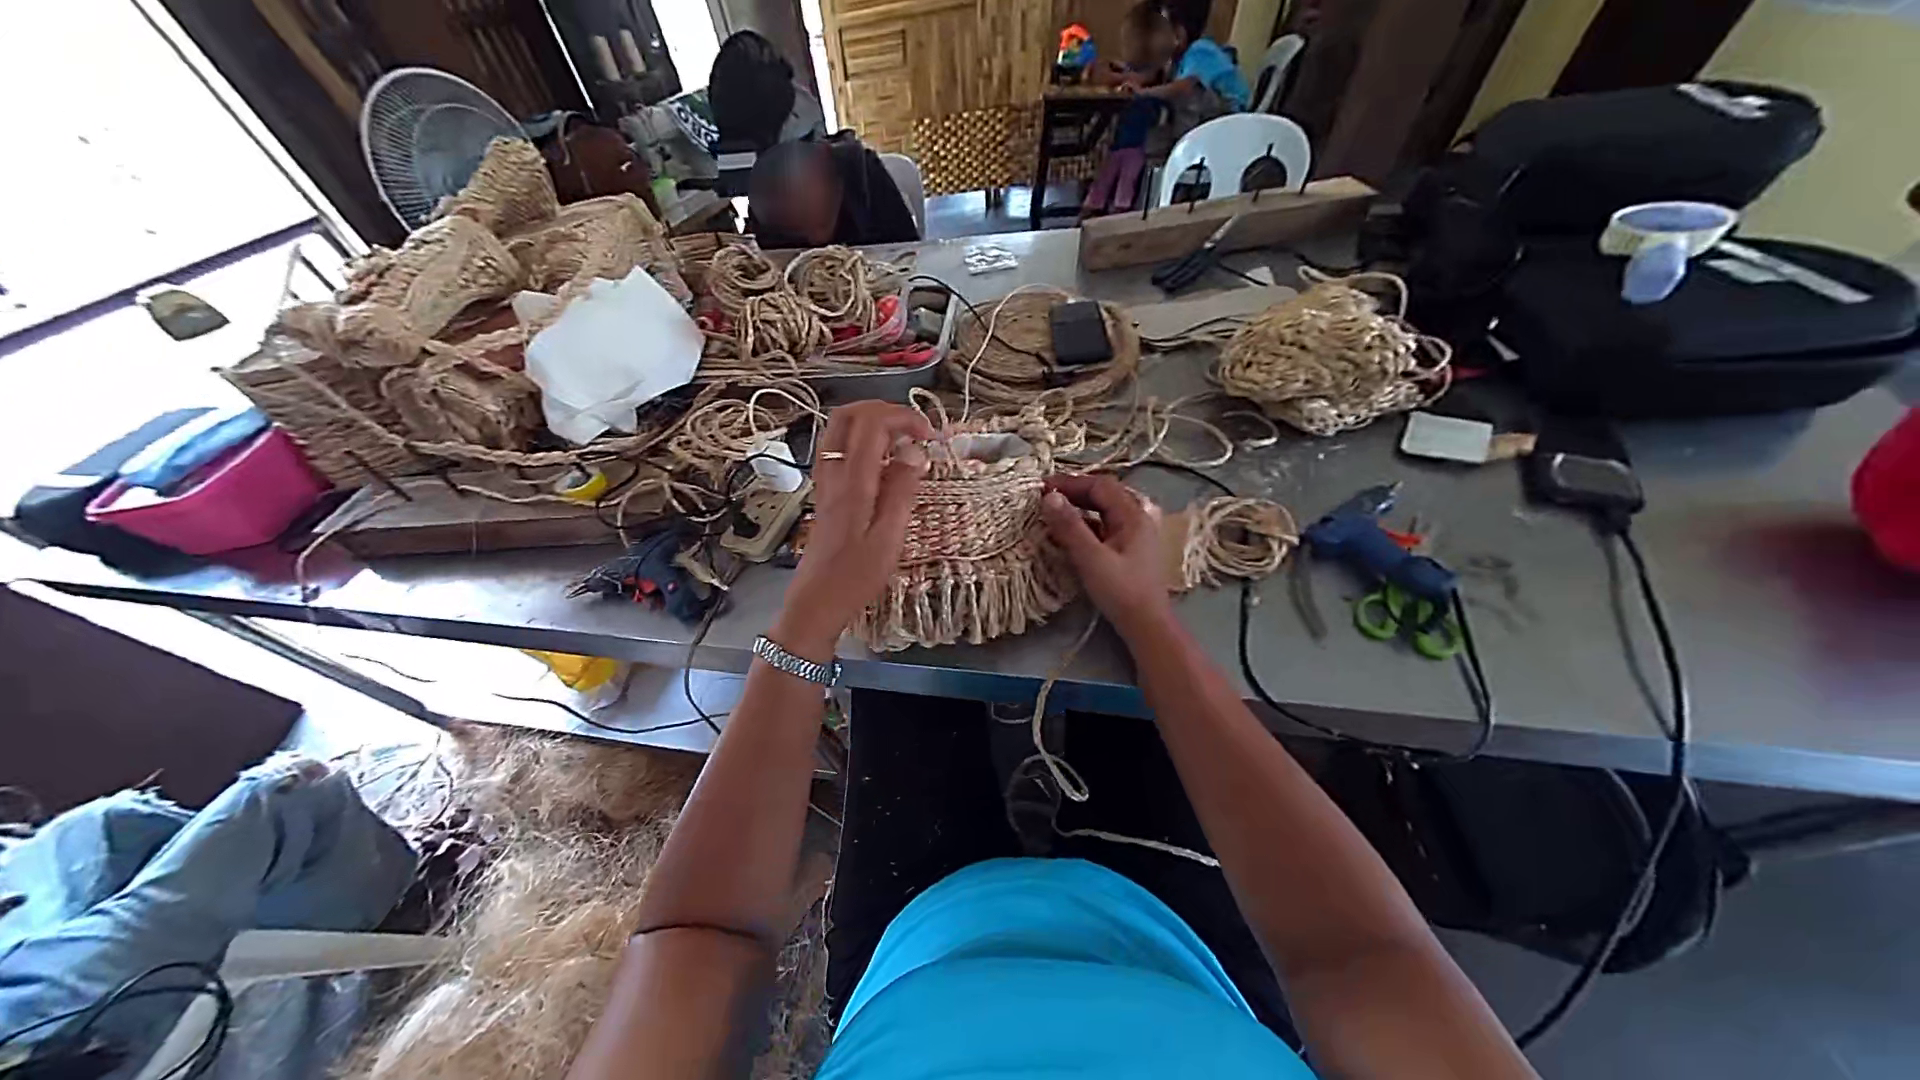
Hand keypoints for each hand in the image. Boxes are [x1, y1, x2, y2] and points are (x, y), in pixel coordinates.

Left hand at [773, 402, 932, 660]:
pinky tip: (883, 462)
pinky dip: (863, 441)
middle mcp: (833, 473)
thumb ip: (902, 490)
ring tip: (901, 440)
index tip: (929, 435)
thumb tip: (915, 451)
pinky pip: (838, 449)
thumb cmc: (856, 576)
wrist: (816, 601)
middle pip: (848, 415)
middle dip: (884, 410)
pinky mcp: (825, 491)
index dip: (903, 417)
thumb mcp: (889, 538)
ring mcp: (825, 480)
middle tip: (914, 429)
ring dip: (871, 422)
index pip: (872, 423)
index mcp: (852, 482)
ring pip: (840, 428)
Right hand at [1040, 474, 1174, 637]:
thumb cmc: (1121, 591)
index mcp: (1133, 515)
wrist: (1147, 626)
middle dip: (1075, 493)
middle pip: (1104, 495)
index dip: (1071, 482)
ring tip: (1054, 513)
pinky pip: (1106, 528)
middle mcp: (1138, 519)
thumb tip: (1049, 497)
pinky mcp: (1130, 552)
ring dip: (1080, 509)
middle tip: (1046, 497)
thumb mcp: (1091, 558)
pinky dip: (1086, 526)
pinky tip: (1070, 535)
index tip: (1043, 487)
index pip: (1100, 485)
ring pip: (1105, 512)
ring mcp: (1136, 536)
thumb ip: (1069, 526)